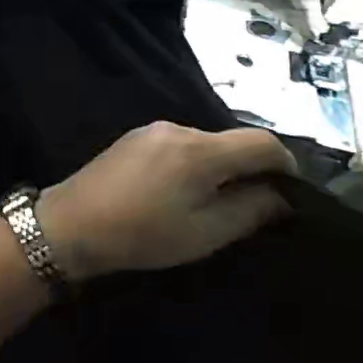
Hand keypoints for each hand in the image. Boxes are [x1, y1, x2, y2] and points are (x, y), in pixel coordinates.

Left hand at [37, 122, 296, 280]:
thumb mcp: (205, 233)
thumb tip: (281, 197)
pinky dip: (194, 164)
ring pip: (205, 143)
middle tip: (255, 207)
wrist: (71, 224)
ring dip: (220, 167)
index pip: (262, 141)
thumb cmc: (142, 234)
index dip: (286, 165)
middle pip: (232, 141)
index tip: (291, 194)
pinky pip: (180, 145)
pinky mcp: (135, 137)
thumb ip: (250, 210)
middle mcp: (179, 127)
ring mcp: (154, 129)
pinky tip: (181, 193)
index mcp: (200, 149)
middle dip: (250, 169)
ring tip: (215, 204)